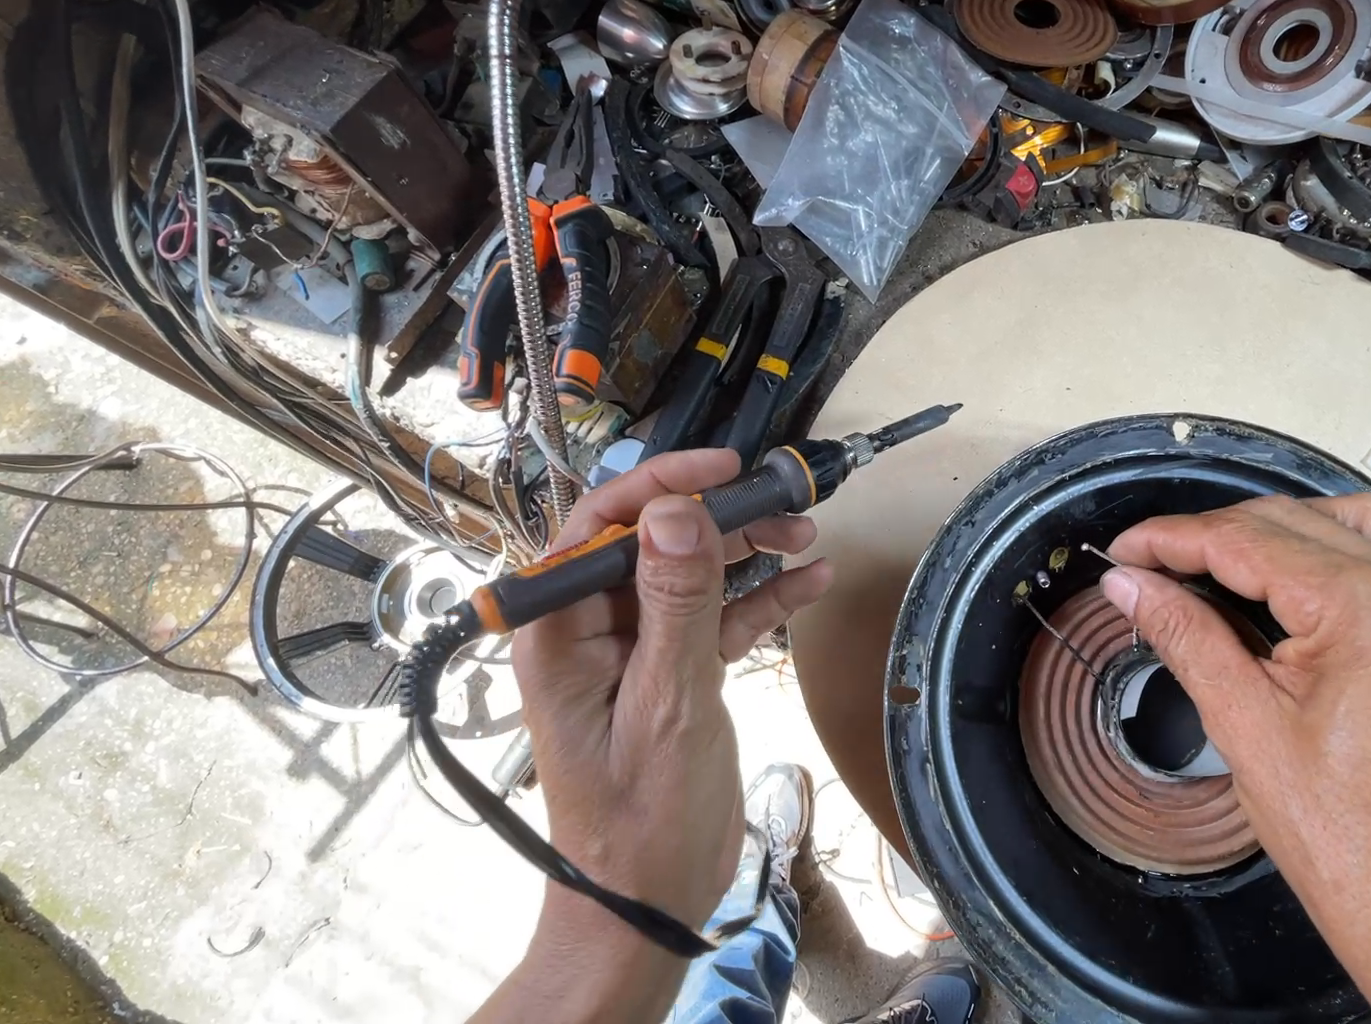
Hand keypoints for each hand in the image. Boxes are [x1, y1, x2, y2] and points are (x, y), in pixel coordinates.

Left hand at [472, 449, 832, 1023]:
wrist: (653, 900)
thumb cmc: (643, 814)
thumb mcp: (666, 702)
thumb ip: (675, 603)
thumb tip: (678, 509)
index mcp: (562, 627)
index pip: (603, 525)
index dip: (663, 484)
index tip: (727, 469)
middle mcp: (594, 626)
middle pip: (657, 542)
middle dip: (722, 520)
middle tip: (787, 508)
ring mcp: (639, 647)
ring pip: (694, 573)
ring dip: (749, 553)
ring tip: (806, 538)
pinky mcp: (676, 669)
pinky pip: (718, 616)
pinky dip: (761, 600)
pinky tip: (809, 583)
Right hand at [1098, 494, 1370, 1023]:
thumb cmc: (1363, 854)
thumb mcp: (1249, 733)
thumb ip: (1186, 637)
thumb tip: (1128, 585)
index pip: (1244, 539)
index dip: (1168, 538)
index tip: (1121, 552)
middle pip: (1294, 522)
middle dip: (1209, 536)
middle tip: (1147, 567)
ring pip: (1346, 530)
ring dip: (1269, 538)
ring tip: (1209, 571)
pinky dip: (1324, 561)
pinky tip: (1287, 595)